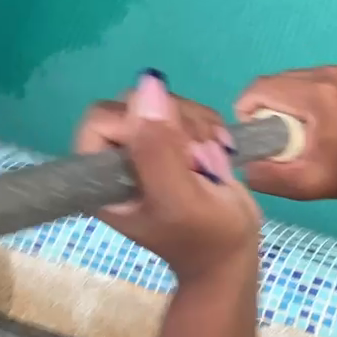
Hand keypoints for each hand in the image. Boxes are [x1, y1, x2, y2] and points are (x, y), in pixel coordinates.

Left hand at [75, 71, 260, 284]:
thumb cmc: (204, 236)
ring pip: (167, 103)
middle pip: (138, 104)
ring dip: (199, 127)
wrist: (233, 253)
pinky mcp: (178, 142)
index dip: (138, 123)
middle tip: (198, 158)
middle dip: (177, 124)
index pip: (103, 119)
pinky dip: (211, 126)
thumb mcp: (178, 198)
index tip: (172, 149)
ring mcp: (150, 147)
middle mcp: (121, 157)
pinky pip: (190, 111)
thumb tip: (149, 83)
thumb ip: (158, 147)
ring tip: (212, 160)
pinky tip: (220, 151)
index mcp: (102, 175)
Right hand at [235, 66, 336, 200]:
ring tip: (290, 131)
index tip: (252, 134)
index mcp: (317, 95)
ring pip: (290, 78)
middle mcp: (327, 74)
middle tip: (272, 137)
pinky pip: (308, 79)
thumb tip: (243, 164)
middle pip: (275, 81)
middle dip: (264, 107)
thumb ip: (266, 176)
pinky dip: (299, 96)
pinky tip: (308, 121)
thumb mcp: (303, 184)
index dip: (246, 109)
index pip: (262, 88)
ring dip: (281, 101)